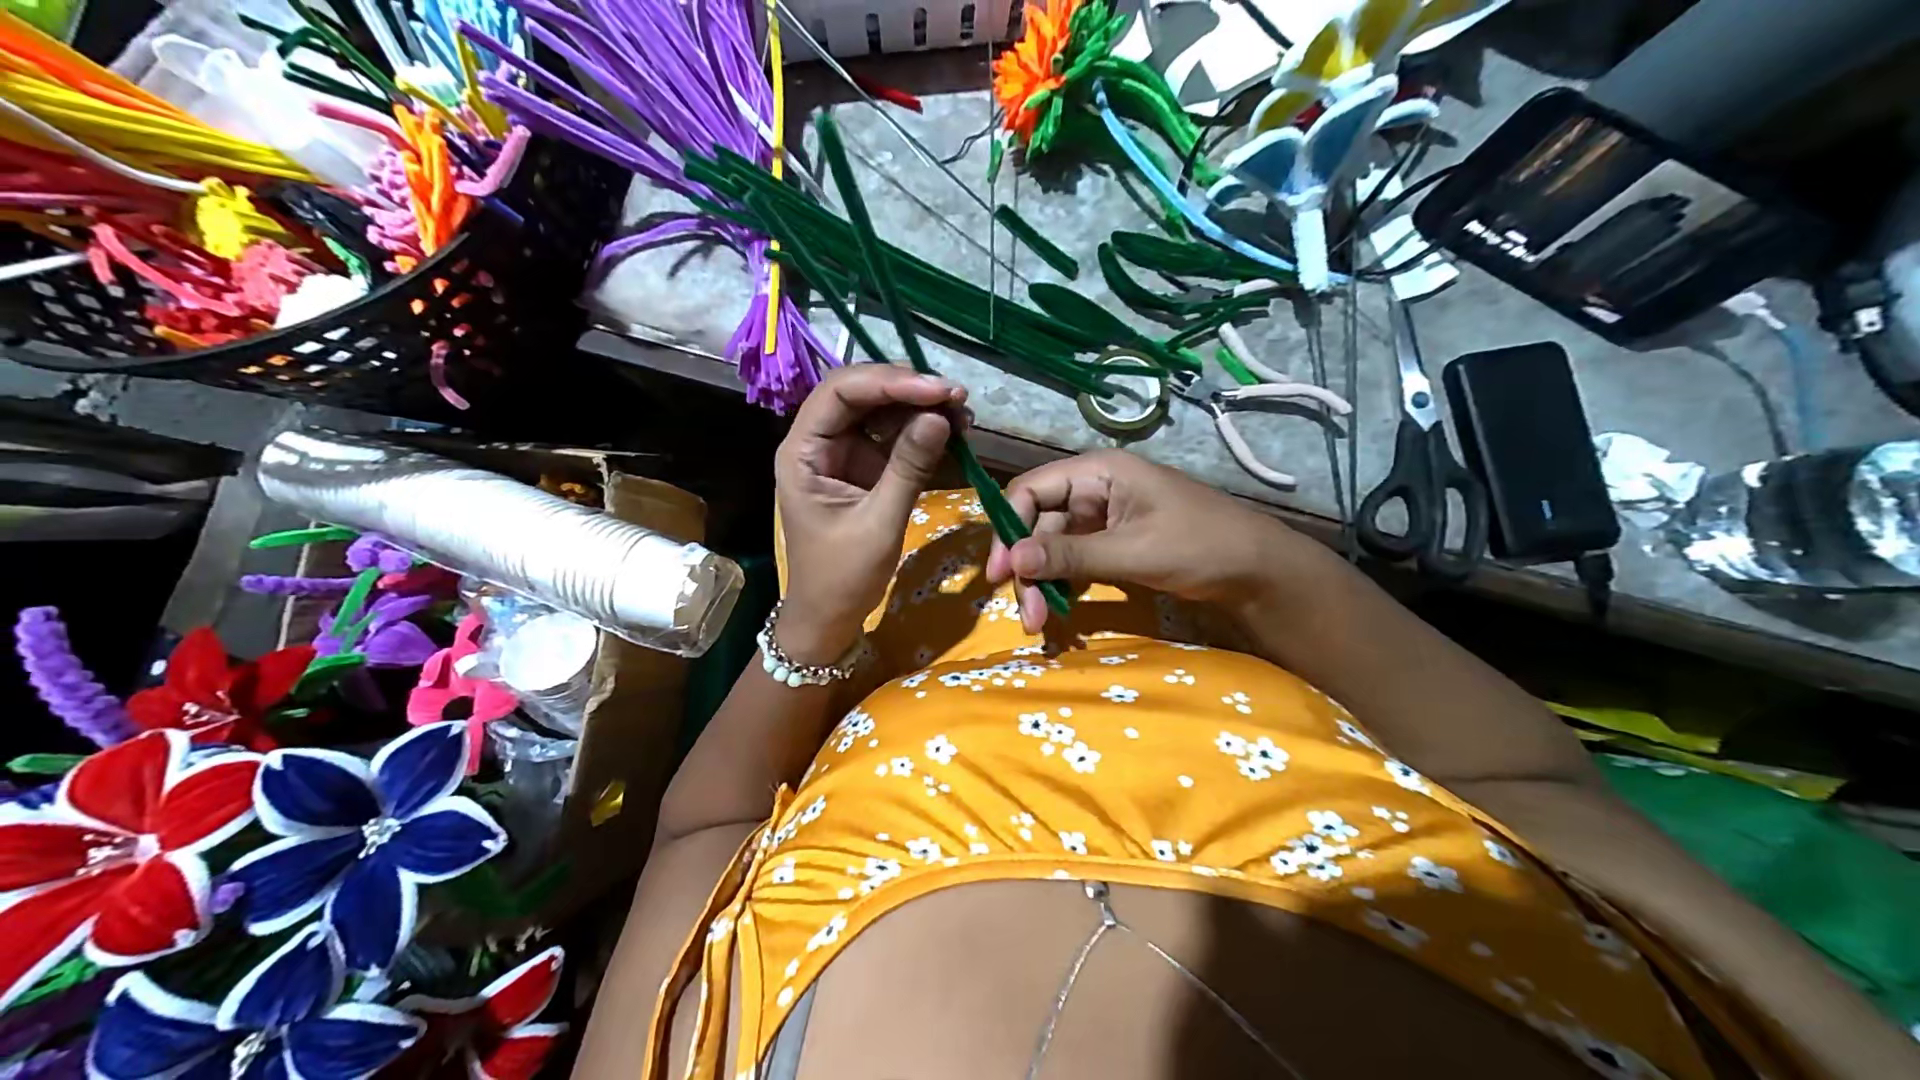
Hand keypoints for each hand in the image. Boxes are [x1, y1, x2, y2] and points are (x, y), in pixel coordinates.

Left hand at [776, 364, 965, 662]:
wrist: (830, 616)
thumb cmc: (842, 576)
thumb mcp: (879, 523)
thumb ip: (908, 468)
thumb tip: (940, 418)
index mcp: (803, 451)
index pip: (840, 393)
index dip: (888, 383)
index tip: (936, 390)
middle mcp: (818, 442)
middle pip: (860, 393)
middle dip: (908, 389)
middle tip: (957, 397)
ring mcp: (841, 453)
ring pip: (879, 410)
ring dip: (920, 407)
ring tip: (962, 414)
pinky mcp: (862, 467)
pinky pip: (891, 435)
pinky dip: (921, 430)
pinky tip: (952, 430)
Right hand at [984, 449, 1337, 632]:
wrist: (1258, 570)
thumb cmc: (1201, 545)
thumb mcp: (1133, 551)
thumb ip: (1070, 555)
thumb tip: (1011, 560)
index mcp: (1098, 472)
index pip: (1031, 490)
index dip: (1008, 527)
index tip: (1000, 573)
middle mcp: (1094, 490)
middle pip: (1037, 523)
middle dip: (1027, 567)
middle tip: (1027, 614)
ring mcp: (1102, 518)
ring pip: (1052, 547)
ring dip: (1042, 582)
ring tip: (1040, 622)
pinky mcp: (1112, 543)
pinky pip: (1073, 561)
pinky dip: (1062, 585)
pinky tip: (1057, 610)